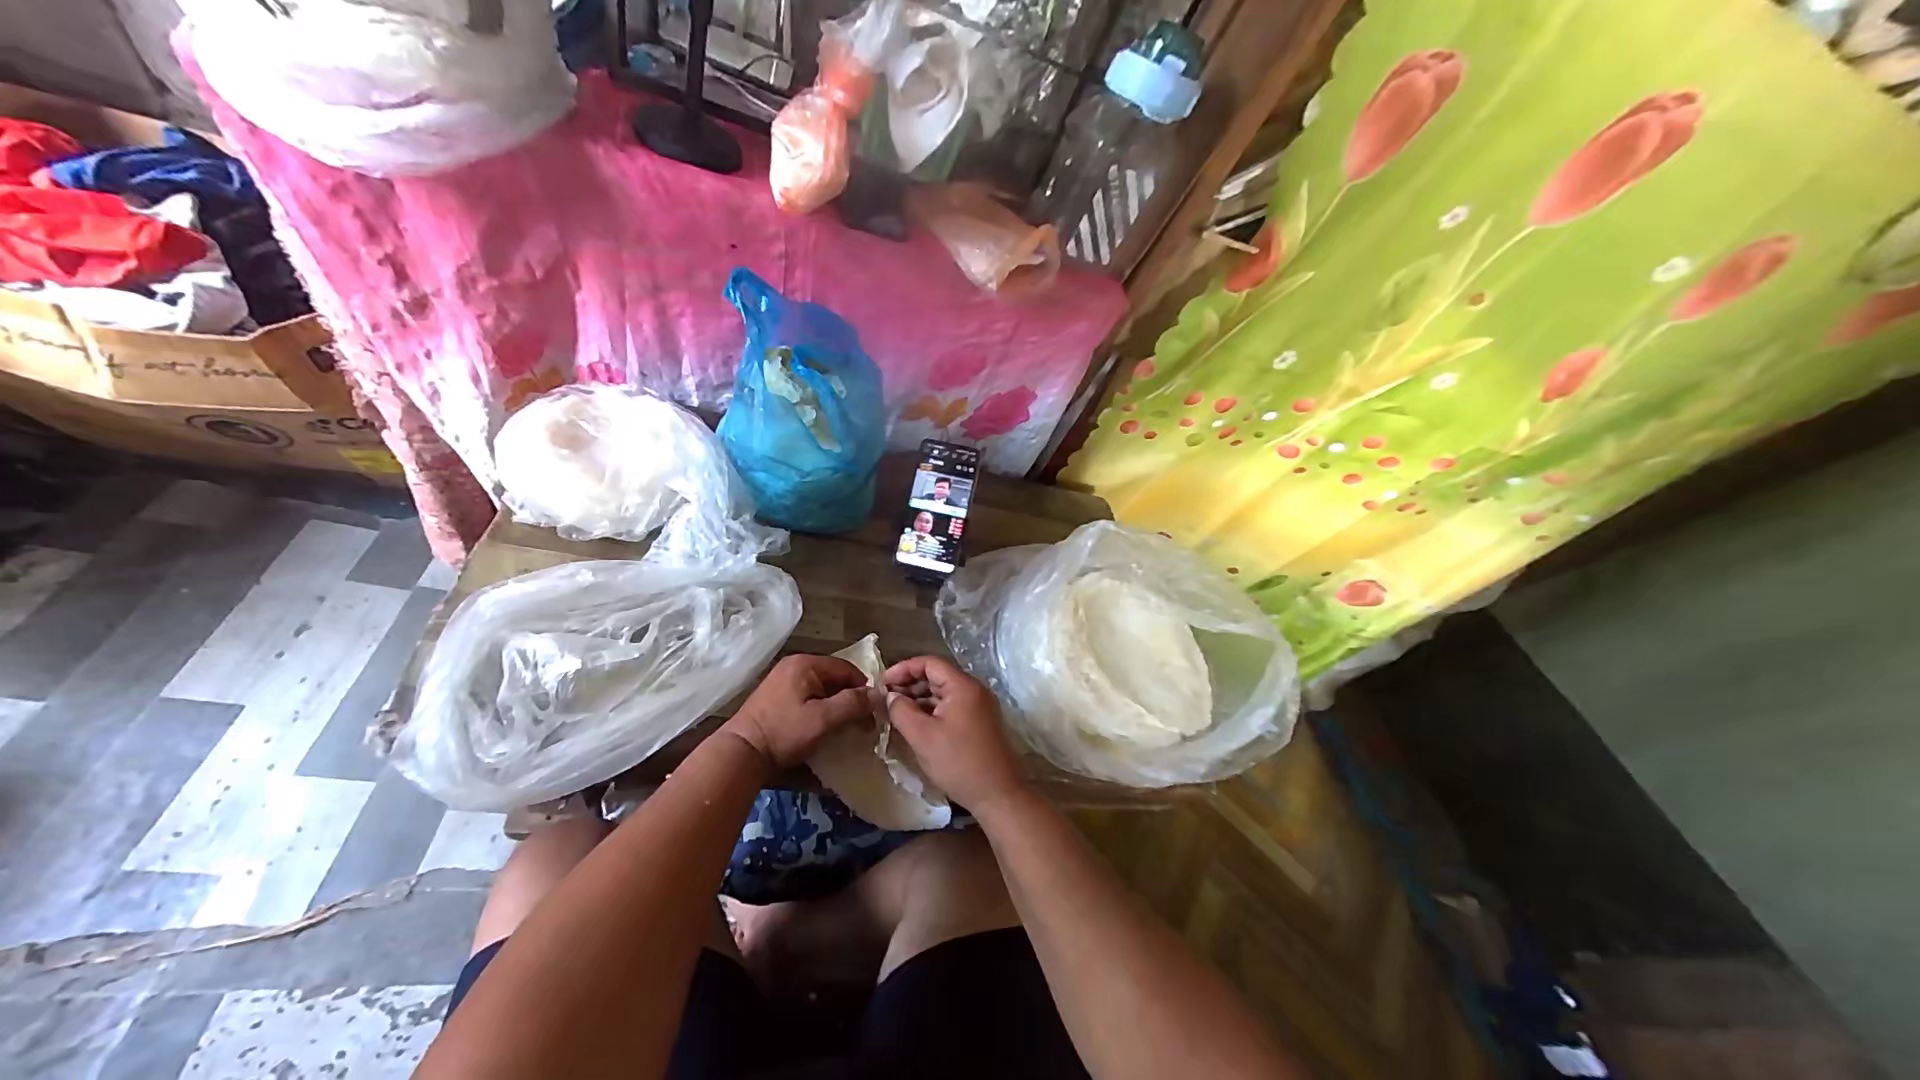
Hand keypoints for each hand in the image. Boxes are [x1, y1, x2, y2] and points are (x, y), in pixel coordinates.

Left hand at [723, 654, 875, 770]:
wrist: (742, 753)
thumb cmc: (784, 732)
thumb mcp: (823, 719)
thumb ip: (852, 703)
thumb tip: (877, 694)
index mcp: (805, 664)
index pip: (847, 669)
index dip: (864, 689)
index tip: (873, 712)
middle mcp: (793, 665)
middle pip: (834, 678)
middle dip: (851, 698)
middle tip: (861, 723)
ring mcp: (782, 679)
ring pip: (822, 688)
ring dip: (836, 705)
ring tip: (845, 727)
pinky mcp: (776, 696)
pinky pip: (808, 696)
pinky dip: (821, 708)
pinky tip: (824, 726)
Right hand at [884, 656, 1028, 813]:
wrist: (998, 794)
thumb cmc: (958, 762)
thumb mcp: (922, 736)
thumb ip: (901, 711)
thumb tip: (890, 696)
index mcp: (963, 686)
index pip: (929, 663)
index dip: (903, 669)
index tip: (882, 684)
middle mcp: (974, 690)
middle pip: (937, 675)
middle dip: (909, 684)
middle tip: (886, 698)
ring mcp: (979, 706)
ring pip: (943, 692)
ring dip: (919, 698)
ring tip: (896, 711)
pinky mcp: (979, 722)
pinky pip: (951, 706)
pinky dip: (932, 710)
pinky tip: (915, 723)